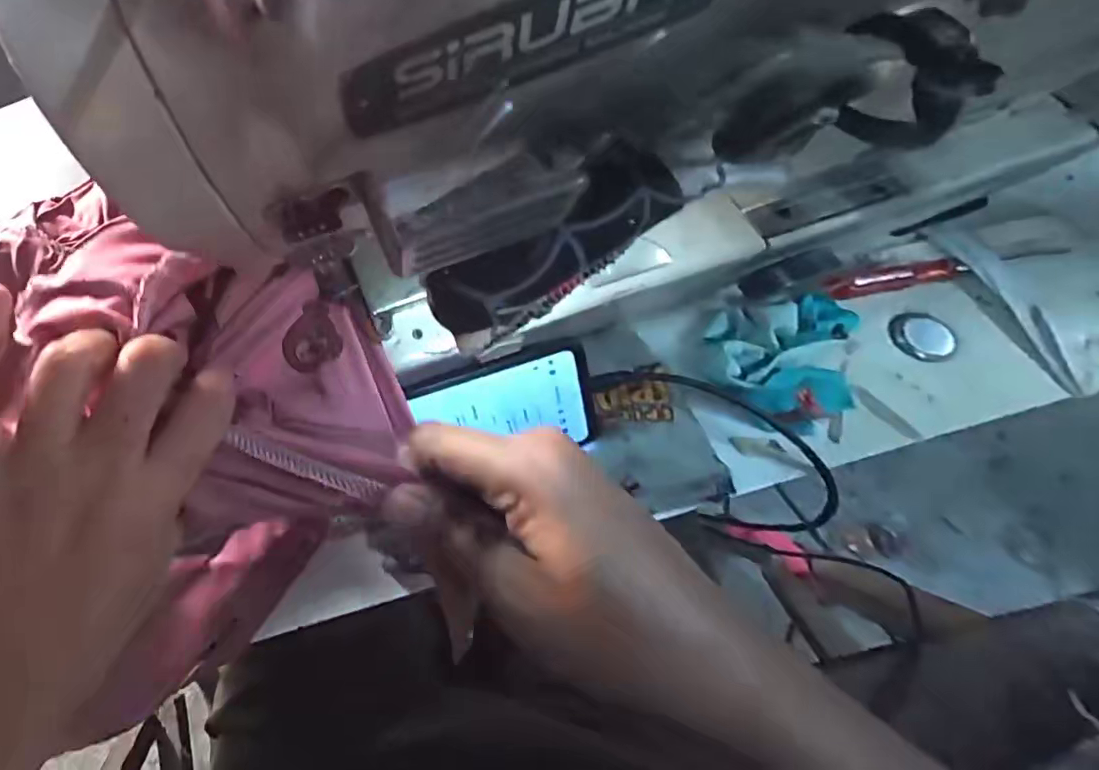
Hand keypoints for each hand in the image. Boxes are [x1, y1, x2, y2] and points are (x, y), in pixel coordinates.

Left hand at [0, 286, 235, 769]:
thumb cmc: (89, 627)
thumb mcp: (159, 563)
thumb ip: (172, 494)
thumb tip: (179, 438)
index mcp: (153, 498)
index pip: (206, 409)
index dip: (214, 382)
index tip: (209, 379)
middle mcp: (98, 469)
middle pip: (143, 365)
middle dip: (156, 349)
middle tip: (148, 362)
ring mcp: (29, 463)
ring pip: (64, 364)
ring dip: (89, 342)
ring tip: (94, 349)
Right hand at [386, 425, 940, 769]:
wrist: (709, 659)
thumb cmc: (604, 629)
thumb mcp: (512, 593)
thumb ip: (446, 534)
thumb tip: (389, 492)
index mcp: (523, 457)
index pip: (429, 438)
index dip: (402, 477)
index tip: (391, 529)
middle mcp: (539, 440)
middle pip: (456, 456)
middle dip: (433, 506)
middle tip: (430, 569)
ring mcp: (563, 458)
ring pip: (481, 473)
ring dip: (462, 518)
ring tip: (468, 578)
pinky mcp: (576, 480)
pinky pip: (513, 484)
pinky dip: (494, 519)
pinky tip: (504, 565)